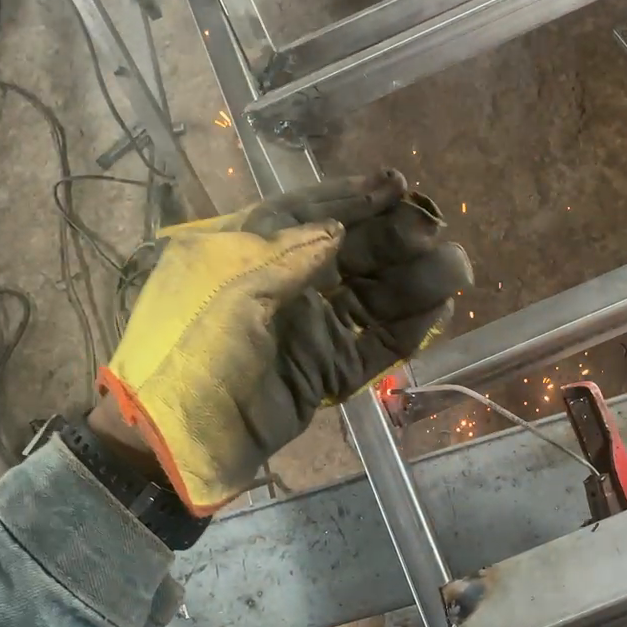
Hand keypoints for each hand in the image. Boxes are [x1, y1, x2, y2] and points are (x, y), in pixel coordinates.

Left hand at [97, 170, 469, 514]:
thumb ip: (291, 251)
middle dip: (392, 235)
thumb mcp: (232, 282)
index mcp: (246, 251)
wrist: (170, 442)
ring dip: (411, 280)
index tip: (397, 184)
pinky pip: (371, 346)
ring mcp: (304, 329)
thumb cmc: (189, 346)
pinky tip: (440, 307)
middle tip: (433, 225)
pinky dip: (406, 328)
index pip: (305, 211)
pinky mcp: (322, 372)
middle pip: (347, 251)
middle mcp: (280, 284)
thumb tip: (341, 228)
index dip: (351, 196)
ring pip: (368, 297)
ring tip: (456, 265)